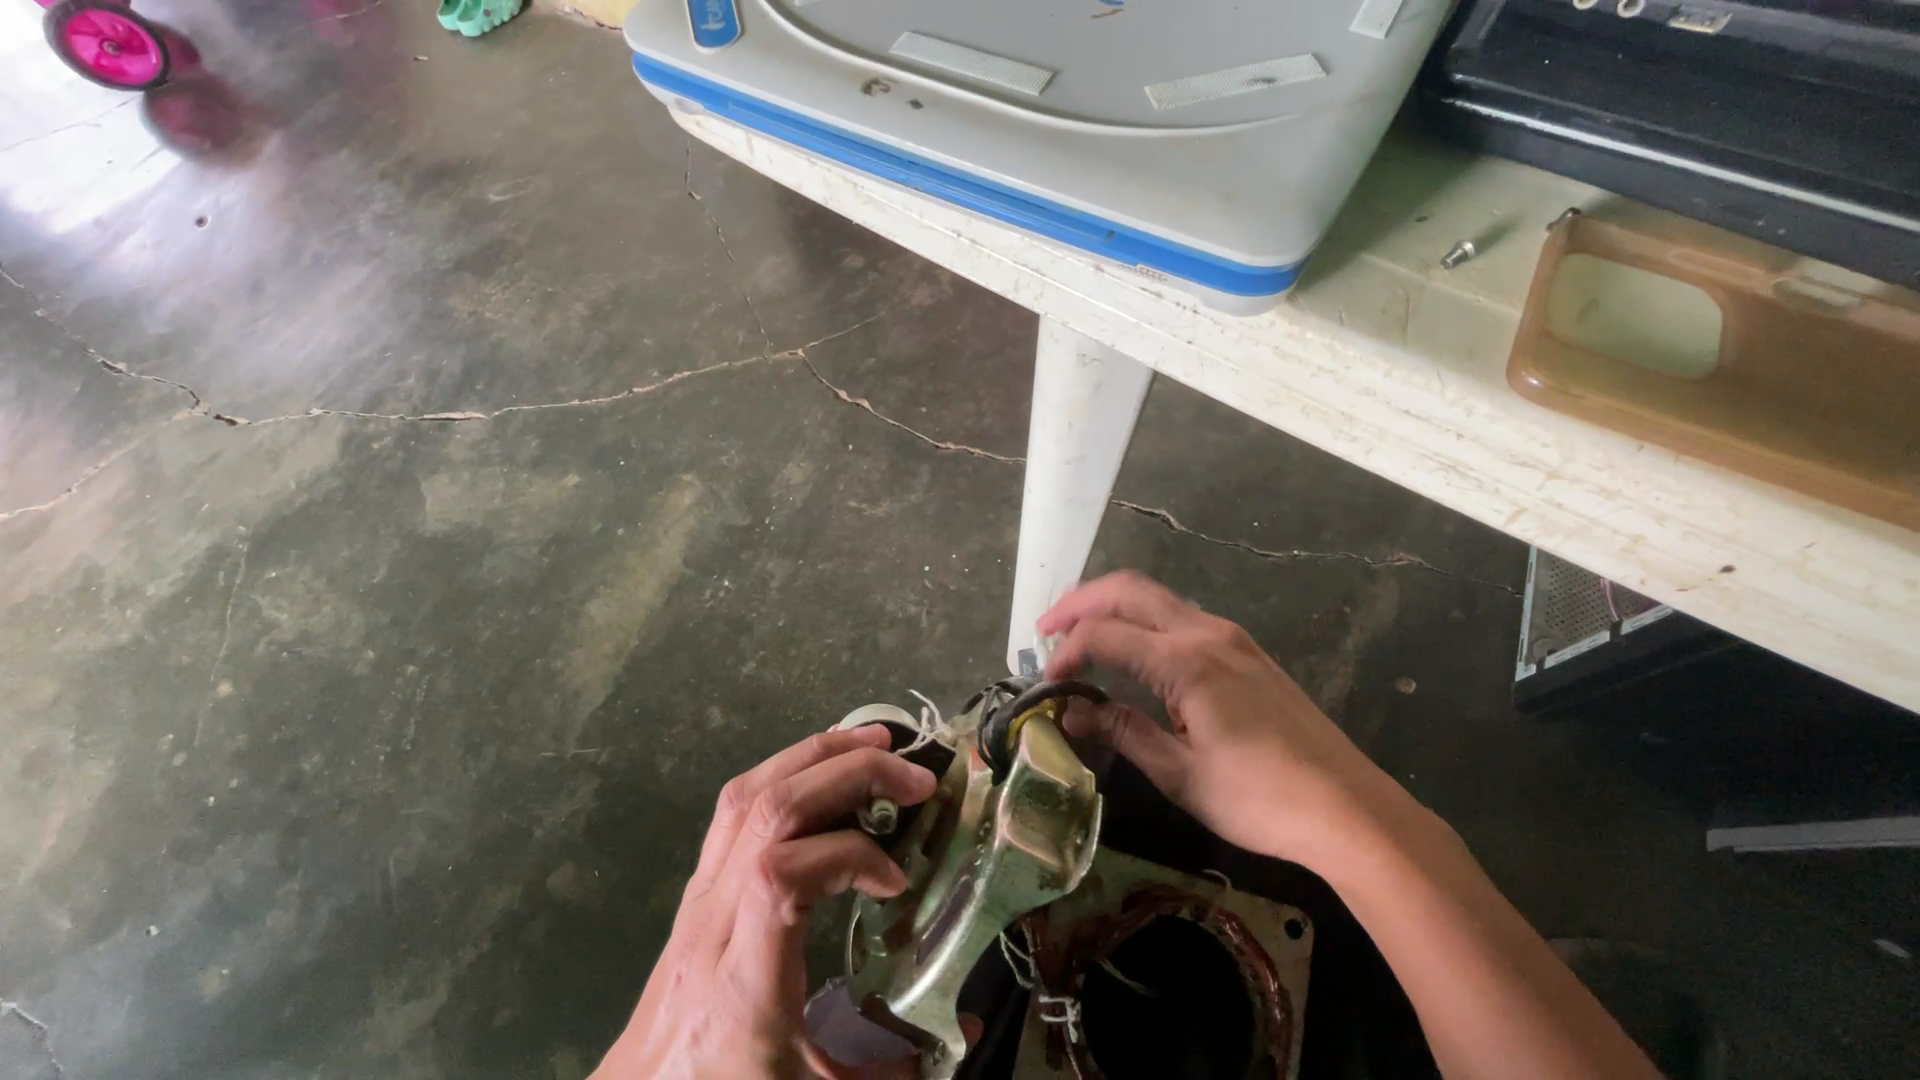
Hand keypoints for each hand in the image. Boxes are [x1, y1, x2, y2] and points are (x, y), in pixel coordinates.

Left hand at [593, 726, 938, 1079]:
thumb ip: (891, 1068)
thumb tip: (970, 1025)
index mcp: (744, 983)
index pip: (781, 875)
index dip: (851, 856)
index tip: (897, 882)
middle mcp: (714, 923)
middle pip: (769, 812)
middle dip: (848, 774)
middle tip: (914, 777)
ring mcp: (698, 897)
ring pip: (746, 795)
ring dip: (815, 756)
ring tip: (874, 744)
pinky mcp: (698, 886)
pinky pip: (736, 807)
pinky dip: (786, 771)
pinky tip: (825, 769)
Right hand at [1038, 572, 1391, 865]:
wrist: (1348, 808)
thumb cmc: (1260, 798)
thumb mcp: (1180, 773)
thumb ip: (1123, 732)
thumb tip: (1073, 714)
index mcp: (1186, 660)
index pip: (1105, 635)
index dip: (1066, 654)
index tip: (1046, 686)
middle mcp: (1207, 632)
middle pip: (1130, 590)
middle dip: (1081, 602)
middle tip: (1046, 630)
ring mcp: (1232, 638)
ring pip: (1158, 598)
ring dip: (1114, 607)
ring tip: (1080, 636)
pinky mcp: (1247, 653)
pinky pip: (1182, 617)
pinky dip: (1144, 622)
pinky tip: (1132, 652)